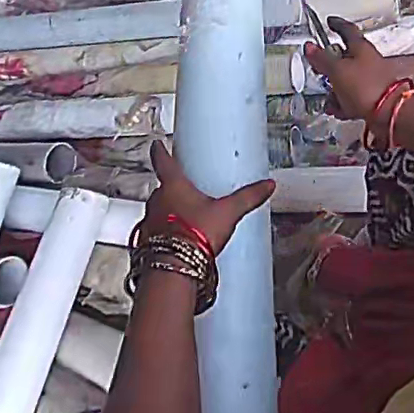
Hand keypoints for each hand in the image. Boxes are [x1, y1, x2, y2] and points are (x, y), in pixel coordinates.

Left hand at [143, 140, 273, 253]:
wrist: (175, 267)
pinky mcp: (149, 241)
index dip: (160, 151)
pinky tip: (181, 239)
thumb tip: (265, 186)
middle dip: (172, 187)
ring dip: (169, 210)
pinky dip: (166, 231)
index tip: (157, 145)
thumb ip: (247, 197)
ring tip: (188, 217)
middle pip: (162, 187)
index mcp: (174, 186)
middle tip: (185, 188)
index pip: (163, 161)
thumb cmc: (195, 236)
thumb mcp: (228, 212)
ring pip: (158, 209)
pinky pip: (156, 231)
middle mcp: (157, 200)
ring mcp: (150, 221)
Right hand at [303, 17, 399, 121]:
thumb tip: (309, 47)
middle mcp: (368, 62)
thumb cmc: (366, 86)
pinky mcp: (372, 98)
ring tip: (329, 99)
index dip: (337, 24)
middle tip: (319, 70)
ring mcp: (370, 80)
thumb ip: (321, 58)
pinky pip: (352, 98)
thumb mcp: (337, 70)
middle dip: (329, 68)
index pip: (347, 29)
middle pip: (344, 58)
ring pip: (346, 80)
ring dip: (334, 90)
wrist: (388, 113)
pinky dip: (343, 103)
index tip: (330, 21)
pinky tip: (338, 109)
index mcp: (360, 48)